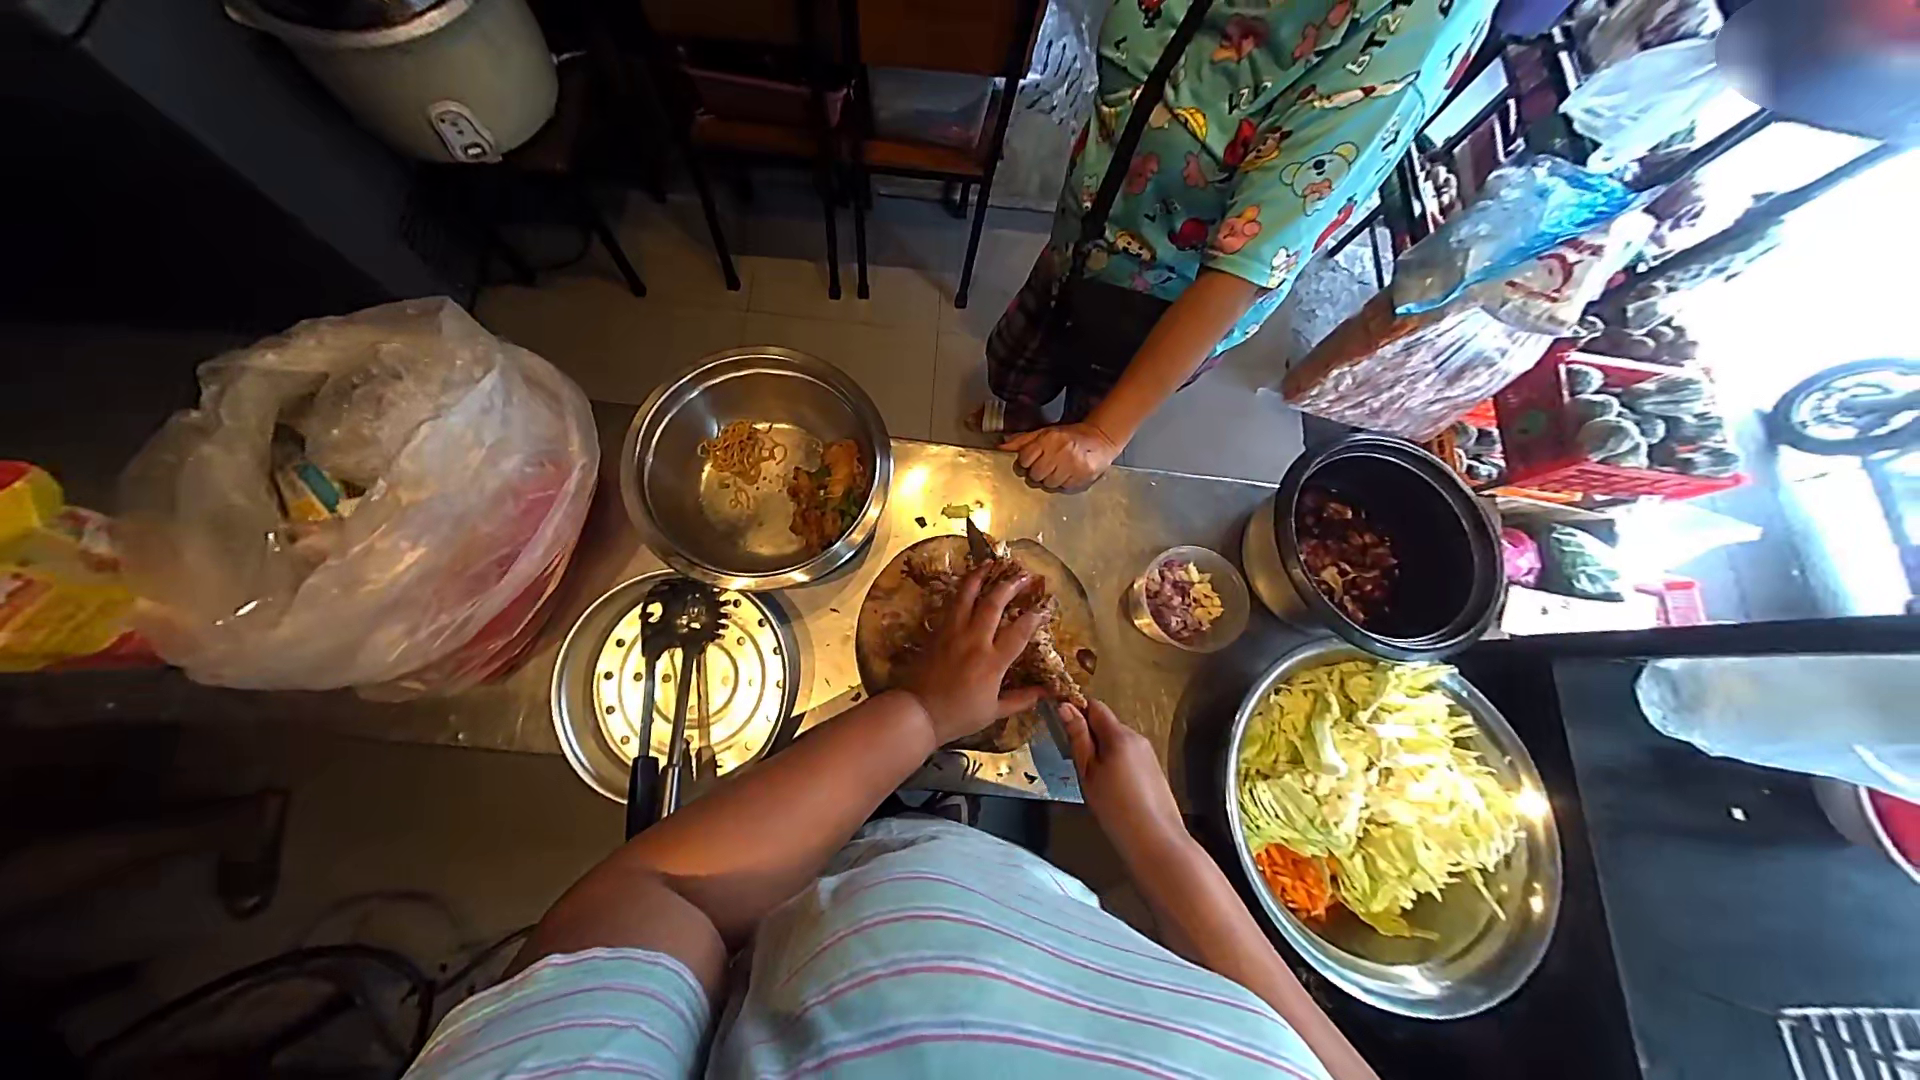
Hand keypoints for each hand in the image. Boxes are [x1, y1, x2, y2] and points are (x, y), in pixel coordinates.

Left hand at [900, 564, 1048, 746]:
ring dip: (981, 576)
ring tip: (991, 563)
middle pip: (994, 603)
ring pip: (967, 596)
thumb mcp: (994, 711)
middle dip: (1011, 586)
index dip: (1035, 616)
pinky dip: (961, 591)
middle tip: (1025, 575)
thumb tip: (1046, 692)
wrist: (918, 713)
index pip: (1019, 631)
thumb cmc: (958, 715)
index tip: (1045, 606)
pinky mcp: (937, 631)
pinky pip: (951, 605)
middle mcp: (974, 641)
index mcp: (992, 662)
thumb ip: (1022, 699)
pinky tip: (967, 583)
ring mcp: (953, 632)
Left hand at [1001, 422, 1122, 490]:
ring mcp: (1073, 466)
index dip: (1026, 461)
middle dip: (1037, 472)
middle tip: (1046, 465)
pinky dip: (1063, 483)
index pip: (1025, 458)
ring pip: (1048, 484)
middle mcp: (1061, 452)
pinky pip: (1062, 488)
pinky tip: (1068, 473)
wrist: (1100, 440)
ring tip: (1058, 469)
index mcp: (1049, 438)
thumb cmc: (1069, 437)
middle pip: (1035, 474)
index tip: (1032, 460)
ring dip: (1050, 479)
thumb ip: (1023, 441)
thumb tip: (1002, 447)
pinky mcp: (1082, 478)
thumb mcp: (1045, 433)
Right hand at [1057, 699, 1186, 856]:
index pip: (1095, 706)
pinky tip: (1114, 788)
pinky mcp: (1154, 768)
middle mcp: (1136, 737)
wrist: (1155, 841)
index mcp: (1119, 735)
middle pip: (1107, 723)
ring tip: (1097, 780)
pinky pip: (1129, 755)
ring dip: (1103, 750)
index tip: (1065, 729)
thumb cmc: (1115, 808)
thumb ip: (1078, 737)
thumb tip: (1065, 707)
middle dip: (1090, 735)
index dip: (1078, 711)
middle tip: (1079, 763)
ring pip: (1117, 740)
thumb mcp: (1088, 772)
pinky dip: (1117, 763)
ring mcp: (1148, 753)